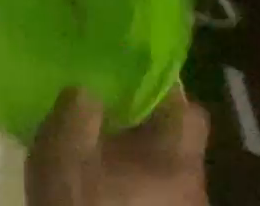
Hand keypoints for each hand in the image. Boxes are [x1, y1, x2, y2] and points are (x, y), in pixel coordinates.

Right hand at [26, 88, 209, 205]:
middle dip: (141, 117)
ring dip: (134, 146)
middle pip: (176, 138)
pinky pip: (154, 185)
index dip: (162, 86)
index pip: (190, 111)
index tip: (126, 68)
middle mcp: (193, 187)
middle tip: (99, 98)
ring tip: (93, 133)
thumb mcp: (65, 144)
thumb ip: (80, 107)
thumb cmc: (80, 198)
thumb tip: (90, 87)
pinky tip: (97, 170)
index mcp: (176, 161)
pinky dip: (130, 170)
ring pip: (164, 163)